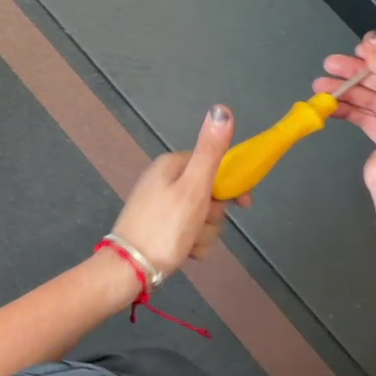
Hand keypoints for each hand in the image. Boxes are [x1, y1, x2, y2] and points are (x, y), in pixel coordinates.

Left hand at [110, 105, 247, 274]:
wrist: (130, 267)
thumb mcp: (193, 187)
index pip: (214, 165)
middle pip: (209, 194)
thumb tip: (222, 108)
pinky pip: (189, 233)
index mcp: (171, 165)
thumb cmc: (165, 226)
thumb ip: (211, 151)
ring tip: (188, 242)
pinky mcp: (159, 228)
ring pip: (202, 217)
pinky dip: (192, 244)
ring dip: (203, 234)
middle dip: (213, 216)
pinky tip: (184, 252)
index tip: (244, 205)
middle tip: (199, 223)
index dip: (232, 186)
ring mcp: (160, 205)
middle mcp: (164, 180)